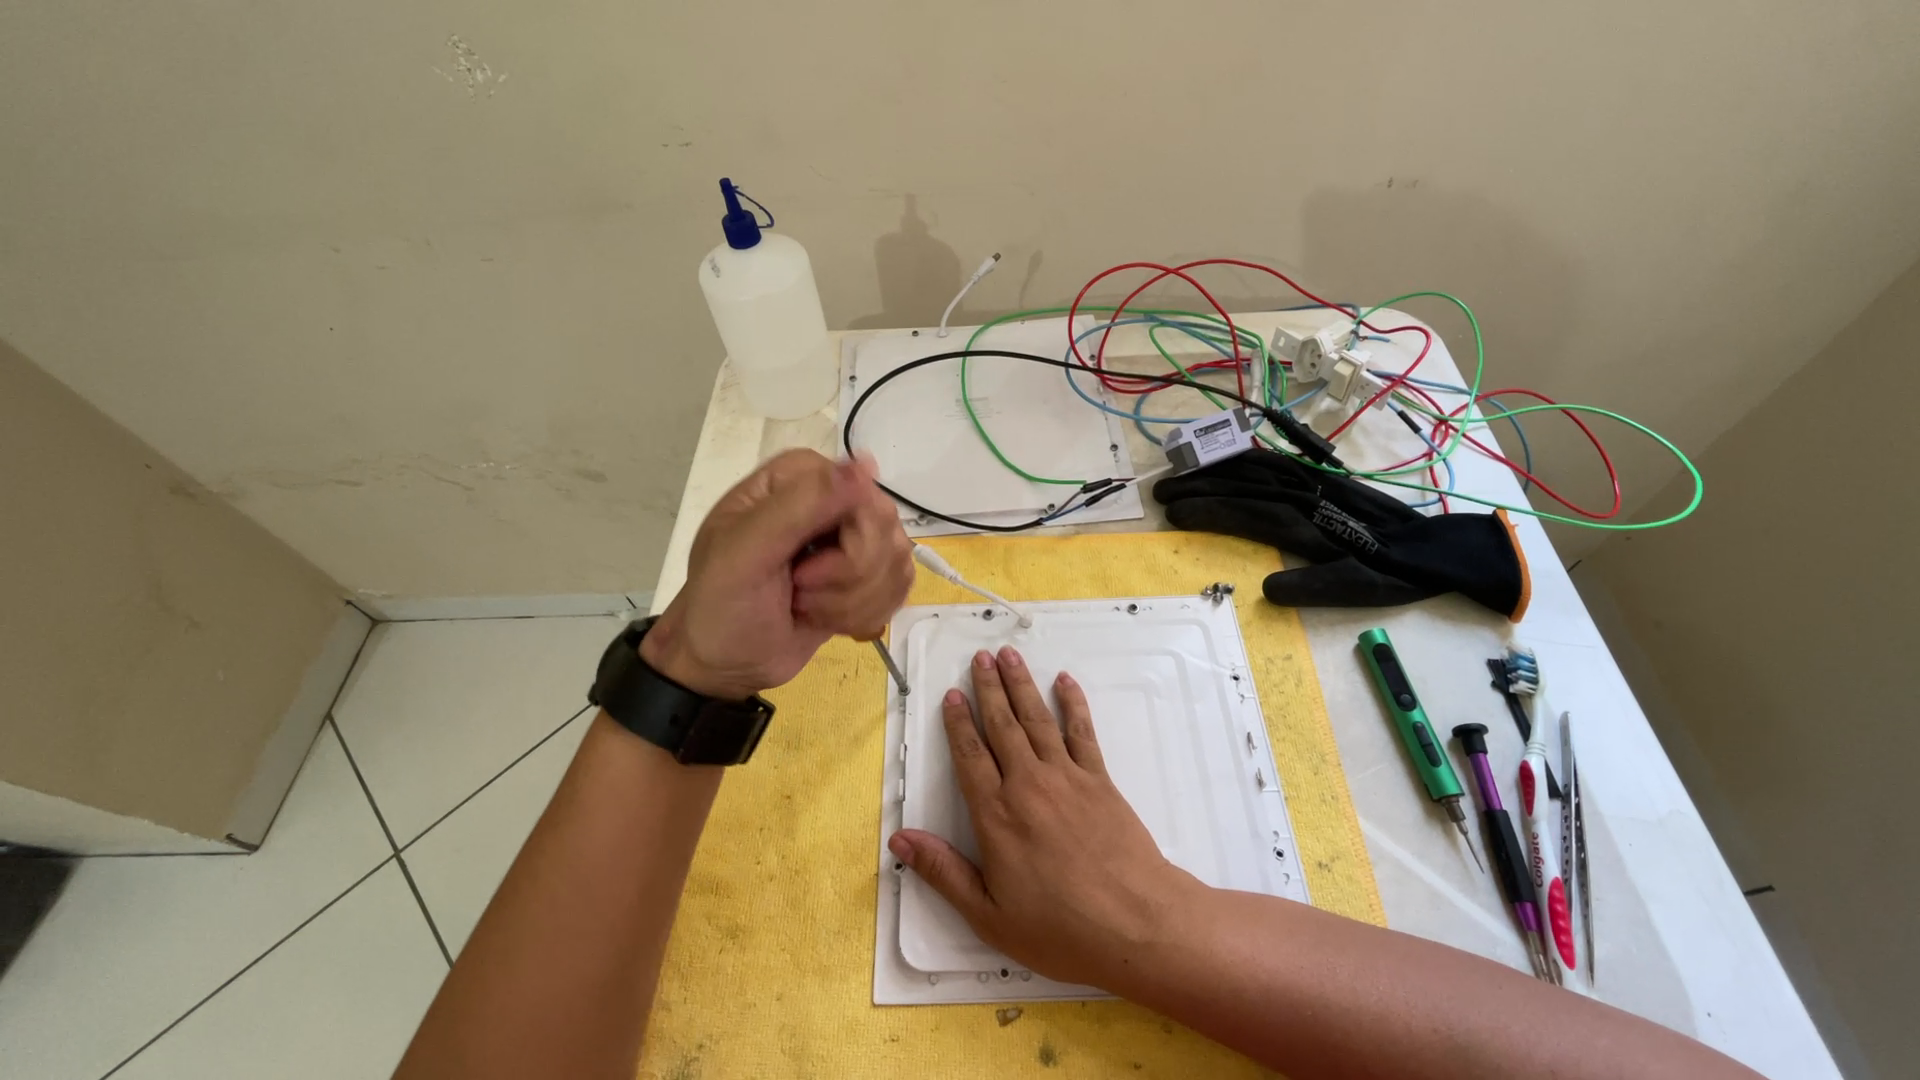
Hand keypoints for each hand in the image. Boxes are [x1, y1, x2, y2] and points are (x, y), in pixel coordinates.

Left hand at [641, 449, 913, 698]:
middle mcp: (834, 498)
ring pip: (897, 560)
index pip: (861, 493)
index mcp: (798, 478)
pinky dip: (866, 615)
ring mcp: (857, 535)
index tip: (801, 572)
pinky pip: (902, 586)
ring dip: (852, 603)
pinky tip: (829, 618)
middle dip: (846, 580)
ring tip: (806, 607)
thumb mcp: (744, 552)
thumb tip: (865, 464)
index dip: (847, 542)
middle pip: (885, 528)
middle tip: (798, 592)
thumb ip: (799, 505)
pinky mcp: (872, 572)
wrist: (727, 663)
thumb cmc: (723, 605)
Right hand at [887, 646, 1202, 987]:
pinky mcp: (1100, 781)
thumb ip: (943, 872)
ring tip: (1009, 656)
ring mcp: (1068, 778)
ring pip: (1037, 720)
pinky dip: (1073, 704)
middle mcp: (1028, 785)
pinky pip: (1082, 732)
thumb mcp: (989, 915)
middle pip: (1002, 726)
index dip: (958, 723)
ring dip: (1022, 685)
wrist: (1136, 924)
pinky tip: (1065, 682)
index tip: (952, 695)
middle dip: (988, 689)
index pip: (970, 756)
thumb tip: (899, 840)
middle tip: (979, 657)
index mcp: (996, 815)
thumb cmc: (1059, 928)